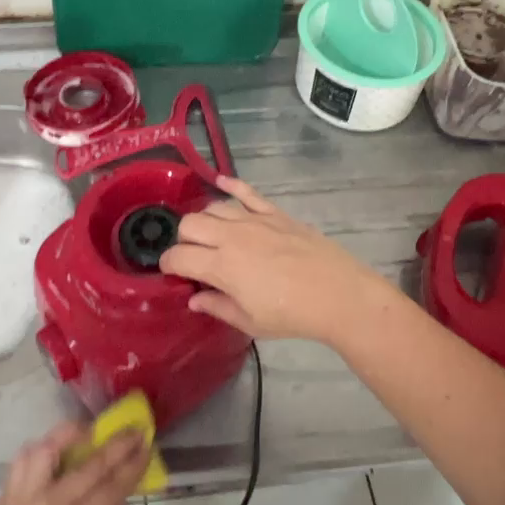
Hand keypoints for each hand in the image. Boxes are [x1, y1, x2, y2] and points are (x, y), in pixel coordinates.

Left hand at [0, 422, 150, 504]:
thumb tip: (106, 500)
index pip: (113, 488)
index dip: (133, 466)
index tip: (148, 447)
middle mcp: (54, 503)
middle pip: (93, 465)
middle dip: (119, 444)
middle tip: (136, 429)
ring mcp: (27, 493)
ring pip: (52, 448)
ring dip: (75, 434)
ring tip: (90, 429)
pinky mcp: (7, 492)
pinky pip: (25, 457)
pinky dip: (41, 447)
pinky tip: (52, 446)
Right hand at [160, 176, 404, 345]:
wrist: (337, 294)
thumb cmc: (291, 315)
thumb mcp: (250, 322)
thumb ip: (217, 307)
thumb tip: (194, 299)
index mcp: (221, 266)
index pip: (178, 257)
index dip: (168, 265)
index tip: (171, 273)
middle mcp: (231, 236)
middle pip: (189, 224)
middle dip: (183, 240)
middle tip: (193, 257)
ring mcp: (254, 220)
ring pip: (213, 207)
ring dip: (205, 220)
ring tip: (210, 235)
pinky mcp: (274, 212)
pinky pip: (247, 192)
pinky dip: (231, 185)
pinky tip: (221, 182)